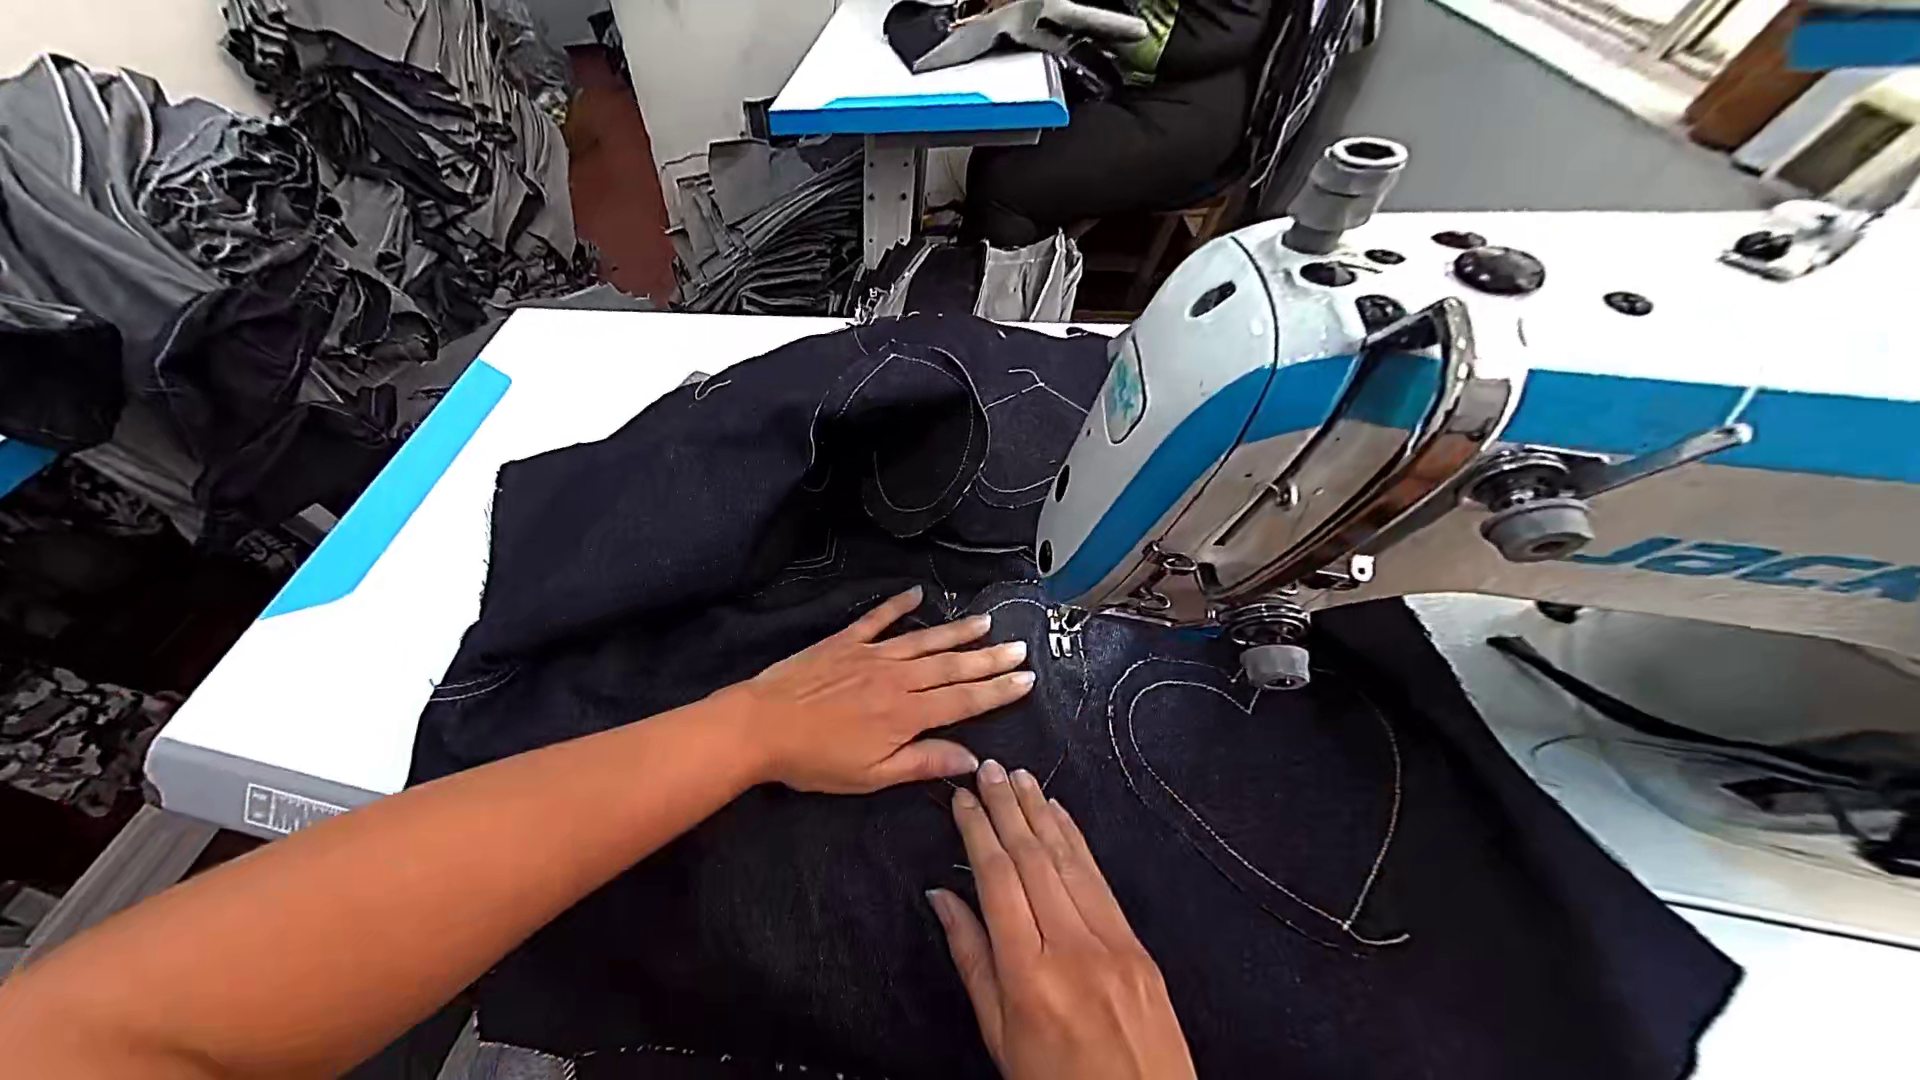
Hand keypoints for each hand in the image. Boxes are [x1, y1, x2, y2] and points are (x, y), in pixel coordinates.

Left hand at [719, 588, 1034, 793]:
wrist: (761, 726)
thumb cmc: (816, 759)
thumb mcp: (871, 775)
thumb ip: (923, 762)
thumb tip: (971, 759)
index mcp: (907, 713)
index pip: (965, 700)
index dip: (998, 690)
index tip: (1026, 679)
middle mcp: (898, 678)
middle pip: (954, 666)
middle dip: (991, 658)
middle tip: (1020, 647)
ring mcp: (873, 654)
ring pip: (925, 640)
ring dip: (958, 631)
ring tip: (987, 621)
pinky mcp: (847, 641)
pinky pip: (878, 618)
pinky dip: (898, 605)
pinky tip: (917, 593)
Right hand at [928, 762, 1196, 1079]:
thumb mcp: (1000, 1037)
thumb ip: (971, 959)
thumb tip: (941, 897)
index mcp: (1030, 977)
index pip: (997, 879)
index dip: (977, 831)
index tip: (963, 800)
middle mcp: (1073, 949)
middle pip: (1031, 857)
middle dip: (1006, 806)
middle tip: (988, 769)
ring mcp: (1112, 943)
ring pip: (1066, 858)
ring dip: (1039, 810)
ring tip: (1018, 776)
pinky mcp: (1138, 944)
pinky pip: (1099, 877)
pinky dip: (1075, 838)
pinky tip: (1059, 812)